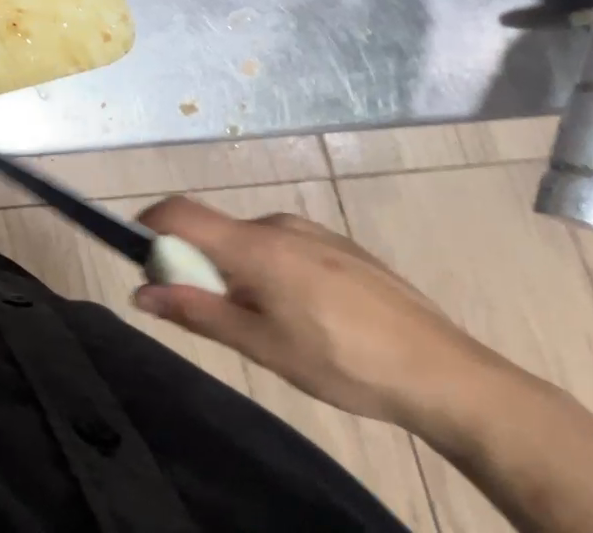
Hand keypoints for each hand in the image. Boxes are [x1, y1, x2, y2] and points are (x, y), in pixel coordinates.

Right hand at [132, 196, 506, 428]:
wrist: (454, 380)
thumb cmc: (344, 362)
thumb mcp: (259, 345)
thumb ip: (195, 311)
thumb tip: (139, 292)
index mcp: (255, 246)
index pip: (178, 212)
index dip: (146, 226)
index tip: (139, 258)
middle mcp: (280, 227)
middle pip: (213, 231)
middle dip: (196, 262)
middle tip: (211, 310)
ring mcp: (318, 236)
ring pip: (251, 242)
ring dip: (237, 269)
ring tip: (265, 321)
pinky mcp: (347, 251)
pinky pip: (286, 248)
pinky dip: (272, 271)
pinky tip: (307, 316)